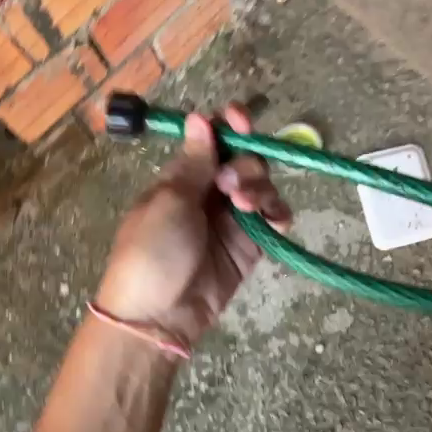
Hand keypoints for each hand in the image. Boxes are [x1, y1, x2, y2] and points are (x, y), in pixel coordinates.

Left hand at [94, 105, 291, 346]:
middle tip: (229, 187)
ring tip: (244, 206)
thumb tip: (199, 117)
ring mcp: (231, 220)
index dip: (230, 125)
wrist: (157, 313)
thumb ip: (195, 162)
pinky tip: (273, 218)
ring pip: (261, 186)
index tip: (240, 119)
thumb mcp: (169, 200)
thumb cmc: (152, 250)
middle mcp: (209, 193)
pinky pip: (272, 219)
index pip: (213, 139)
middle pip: (243, 160)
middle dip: (245, 164)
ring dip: (259, 187)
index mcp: (182, 176)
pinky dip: (278, 213)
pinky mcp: (249, 246)